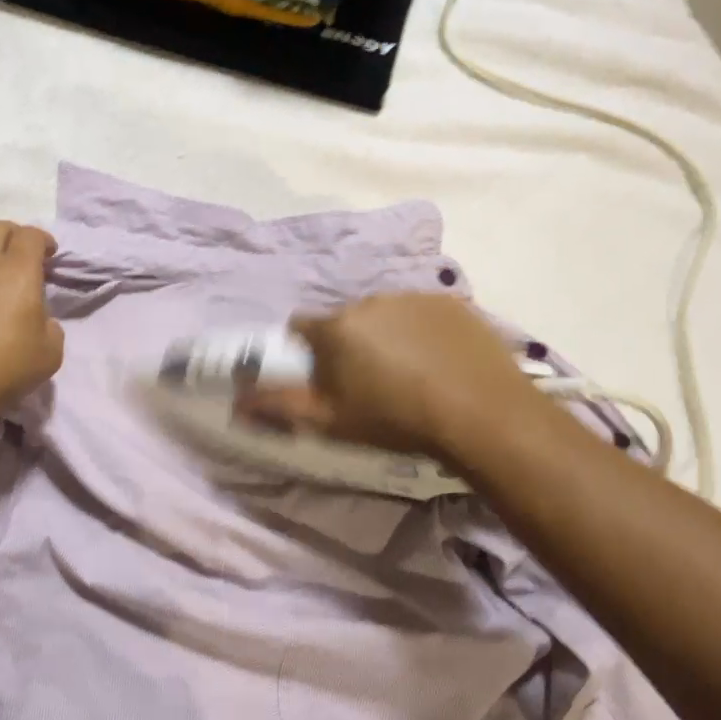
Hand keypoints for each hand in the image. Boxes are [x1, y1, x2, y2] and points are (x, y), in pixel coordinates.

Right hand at [238, 294, 543, 457]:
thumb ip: (280, 406)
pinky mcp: (453, 303)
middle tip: (368, 382)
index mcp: (336, 326)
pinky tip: (439, 362)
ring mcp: (415, 297)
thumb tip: (236, 402)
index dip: (306, 350)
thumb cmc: (397, 420)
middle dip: (348, 344)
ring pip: (384, 314)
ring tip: (410, 373)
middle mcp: (370, 300)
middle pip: (344, 319)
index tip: (322, 376)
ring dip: (385, 335)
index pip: (301, 326)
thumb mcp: (331, 421)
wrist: (484, 416)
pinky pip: (422, 313)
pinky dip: (422, 331)